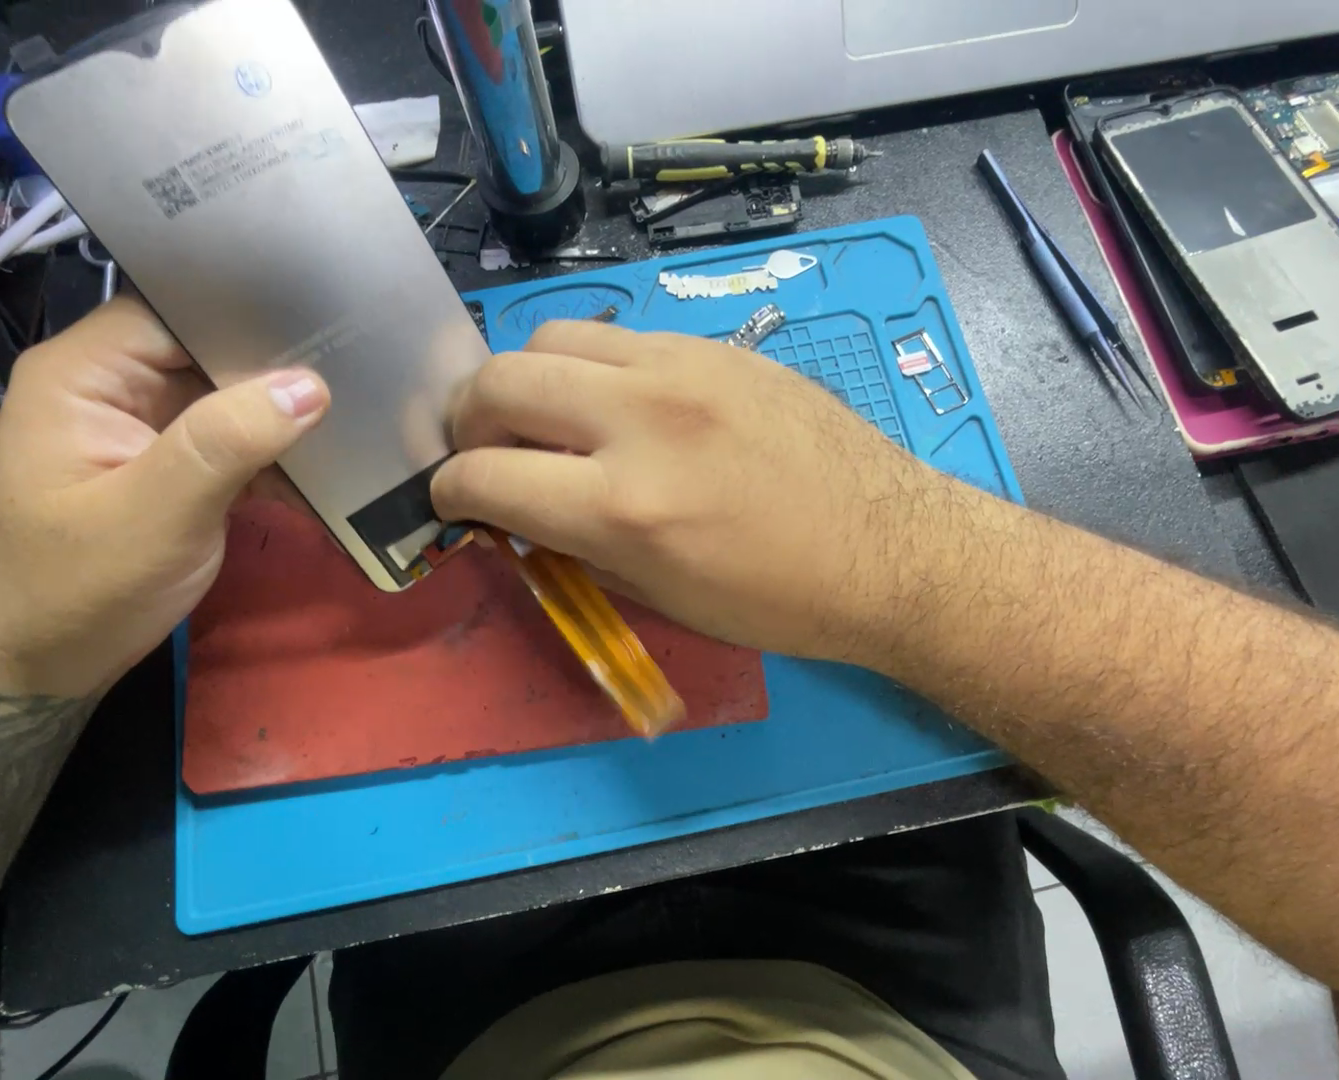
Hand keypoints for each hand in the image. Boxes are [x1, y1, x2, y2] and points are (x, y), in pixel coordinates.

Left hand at [0, 297, 328, 697]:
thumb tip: (311, 386)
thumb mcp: (152, 514)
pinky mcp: (177, 472)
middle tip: (364, 368)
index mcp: (85, 375)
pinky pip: (238, 447)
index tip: (327, 320)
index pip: (175, 310)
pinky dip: (281, 460)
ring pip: (233, 400)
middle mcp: (117, 389)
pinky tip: (333, 472)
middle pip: (212, 352)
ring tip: (366, 413)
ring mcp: (150, 432)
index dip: (248, 311)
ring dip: (289, 416)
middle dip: (283, 364)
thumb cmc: (74, 589)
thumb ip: (226, 443)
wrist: (38, 670)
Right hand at [430, 320, 962, 662]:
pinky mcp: (716, 346)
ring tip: (550, 421)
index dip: (449, 491)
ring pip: (551, 337)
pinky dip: (591, 370)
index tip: (455, 499)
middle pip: (497, 380)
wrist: (889, 550)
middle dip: (468, 421)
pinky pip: (618, 338)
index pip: (483, 475)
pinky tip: (617, 405)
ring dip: (528, 381)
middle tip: (489, 453)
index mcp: (624, 507)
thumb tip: (517, 507)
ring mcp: (682, 368)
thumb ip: (574, 541)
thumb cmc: (776, 600)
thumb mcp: (659, 594)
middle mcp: (641, 419)